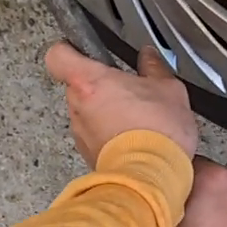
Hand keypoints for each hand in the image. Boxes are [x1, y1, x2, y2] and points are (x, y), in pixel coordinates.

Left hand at [45, 43, 197, 165]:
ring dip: (105, 112)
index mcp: (89, 82)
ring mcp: (80, 133)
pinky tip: (134, 137)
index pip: (58, 56)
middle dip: (99, 87)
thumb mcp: (168, 89)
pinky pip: (94, 135)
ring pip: (86, 113)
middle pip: (76, 86)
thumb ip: (154, 68)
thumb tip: (149, 57)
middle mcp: (77, 107)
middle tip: (124, 89)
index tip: (80, 49)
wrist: (150, 177)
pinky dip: (109, 134)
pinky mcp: (88, 154)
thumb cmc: (156, 132)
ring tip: (135, 117)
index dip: (68, 50)